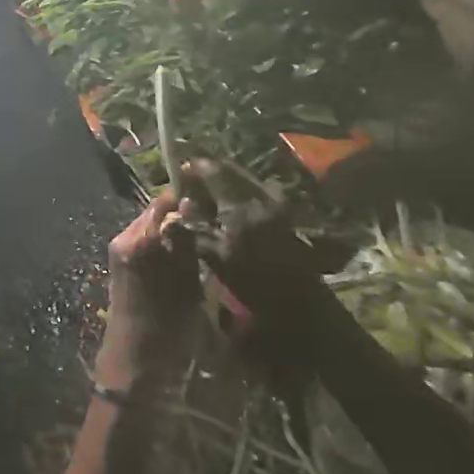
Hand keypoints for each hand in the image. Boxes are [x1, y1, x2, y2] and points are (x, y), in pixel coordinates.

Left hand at [94, 189, 201, 393]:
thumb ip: (188, 241)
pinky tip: (186, 255)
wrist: (135, 364)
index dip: (189, 196)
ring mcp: (119, 249)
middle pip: (156, 212)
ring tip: (204, 238)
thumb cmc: (168, 329)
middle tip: (213, 220)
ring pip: (152, 226)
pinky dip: (164, 243)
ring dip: (174, 228)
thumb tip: (192, 203)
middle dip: (182, 212)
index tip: (214, 200)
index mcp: (140, 240)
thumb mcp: (188, 284)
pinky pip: (145, 241)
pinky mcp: (119, 262)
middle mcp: (125, 238)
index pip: (164, 202)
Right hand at [183, 160, 349, 343]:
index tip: (177, 175)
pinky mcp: (285, 212)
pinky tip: (229, 212)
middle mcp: (261, 195)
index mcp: (241, 205)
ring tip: (207, 201)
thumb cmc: (257, 283)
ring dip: (223, 184)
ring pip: (242, 180)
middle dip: (207, 175)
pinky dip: (237, 194)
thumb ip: (191, 232)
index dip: (192, 168)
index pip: (212, 170)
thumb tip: (169, 215)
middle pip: (229, 170)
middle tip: (190, 188)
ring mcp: (277, 202)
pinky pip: (254, 191)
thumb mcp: (217, 259)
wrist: (303, 304)